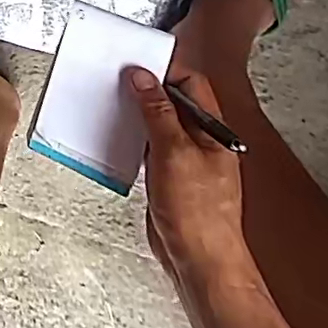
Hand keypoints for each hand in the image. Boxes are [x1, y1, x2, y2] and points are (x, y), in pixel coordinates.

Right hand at [127, 67, 246, 273]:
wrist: (200, 264)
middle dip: (146, 88)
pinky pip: (148, 145)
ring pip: (158, 123)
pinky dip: (133, 137)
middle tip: (119, 80)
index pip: (191, 84)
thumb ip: (157, 112)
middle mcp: (201, 141)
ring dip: (137, 113)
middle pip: (172, 101)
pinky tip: (118, 137)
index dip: (165, 69)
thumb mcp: (173, 153)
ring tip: (114, 104)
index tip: (136, 63)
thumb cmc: (199, 216)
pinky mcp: (168, 176)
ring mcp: (184, 159)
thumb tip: (143, 78)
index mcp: (213, 130)